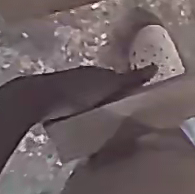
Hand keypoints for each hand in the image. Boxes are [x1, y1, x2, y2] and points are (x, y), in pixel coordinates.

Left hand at [0, 65, 154, 124]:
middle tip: (131, 114)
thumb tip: (155, 67)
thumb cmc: (77, 90)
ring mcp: (70, 93)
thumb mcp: (108, 84)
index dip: (130, 88)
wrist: (39, 98)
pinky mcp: (60, 106)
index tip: (141, 100)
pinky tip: (92, 126)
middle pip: (105, 90)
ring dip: (101, 108)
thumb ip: (130, 79)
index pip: (119, 79)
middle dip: (116, 98)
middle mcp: (85, 79)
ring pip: (92, 100)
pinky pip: (80, 111)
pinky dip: (87, 116)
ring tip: (113, 123)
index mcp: (98, 72)